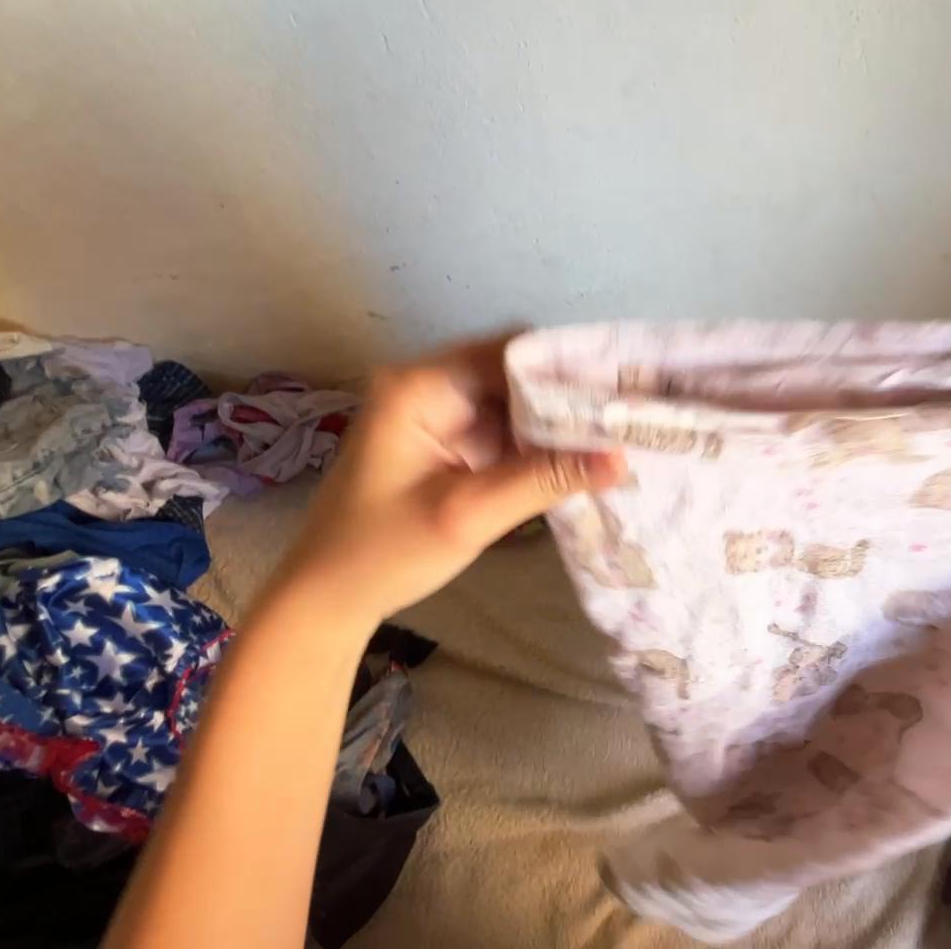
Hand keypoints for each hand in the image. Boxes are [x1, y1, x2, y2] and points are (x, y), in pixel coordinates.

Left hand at [262, 335, 625, 628]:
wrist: (326, 596)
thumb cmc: (384, 552)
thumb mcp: (469, 515)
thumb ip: (545, 480)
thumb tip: (621, 457)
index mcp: (419, 388)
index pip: (507, 354)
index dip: (564, 368)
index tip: (618, 393)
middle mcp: (428, 386)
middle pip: (513, 373)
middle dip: (567, 397)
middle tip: (625, 418)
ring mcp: (439, 414)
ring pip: (514, 401)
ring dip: (556, 422)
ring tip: (613, 436)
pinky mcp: (448, 441)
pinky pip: (504, 428)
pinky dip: (538, 444)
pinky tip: (578, 459)